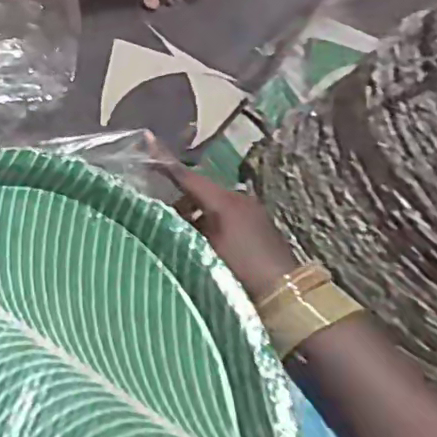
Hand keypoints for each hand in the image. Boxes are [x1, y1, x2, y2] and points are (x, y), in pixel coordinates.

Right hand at [147, 133, 298, 301]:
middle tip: (152, 213)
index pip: (187, 176)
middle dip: (175, 199)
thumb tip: (158, 215)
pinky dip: (206, 224)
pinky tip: (196, 242)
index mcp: (224, 201)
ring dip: (191, 215)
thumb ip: (180, 228)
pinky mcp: (257, 227)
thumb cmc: (241, 270)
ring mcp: (250, 213)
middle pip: (197, 191)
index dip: (164, 160)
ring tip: (173, 233)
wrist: (288, 297)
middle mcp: (239, 200)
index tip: (147, 139)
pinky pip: (222, 217)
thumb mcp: (203, 250)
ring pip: (209, 206)